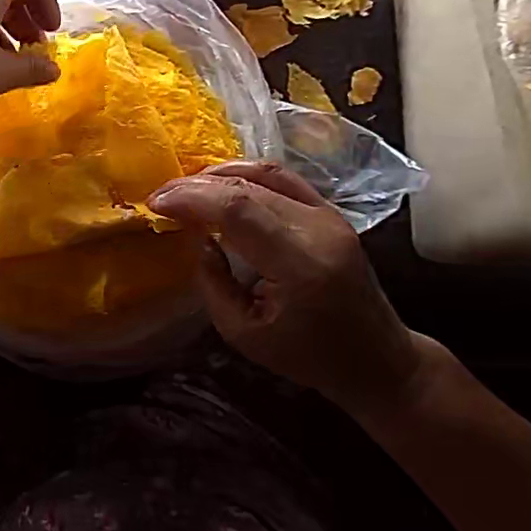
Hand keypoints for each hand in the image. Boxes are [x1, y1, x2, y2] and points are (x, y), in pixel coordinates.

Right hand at [147, 161, 435, 413]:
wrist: (375, 357)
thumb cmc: (304, 354)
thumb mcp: (239, 330)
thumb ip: (212, 280)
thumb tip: (195, 238)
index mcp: (300, 264)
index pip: (238, 210)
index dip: (191, 199)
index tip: (155, 204)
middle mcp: (319, 230)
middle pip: (248, 187)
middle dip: (194, 186)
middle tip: (159, 196)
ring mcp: (329, 216)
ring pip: (264, 174)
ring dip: (216, 176)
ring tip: (182, 190)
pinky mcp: (329, 213)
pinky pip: (281, 179)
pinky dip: (241, 176)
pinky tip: (215, 185)